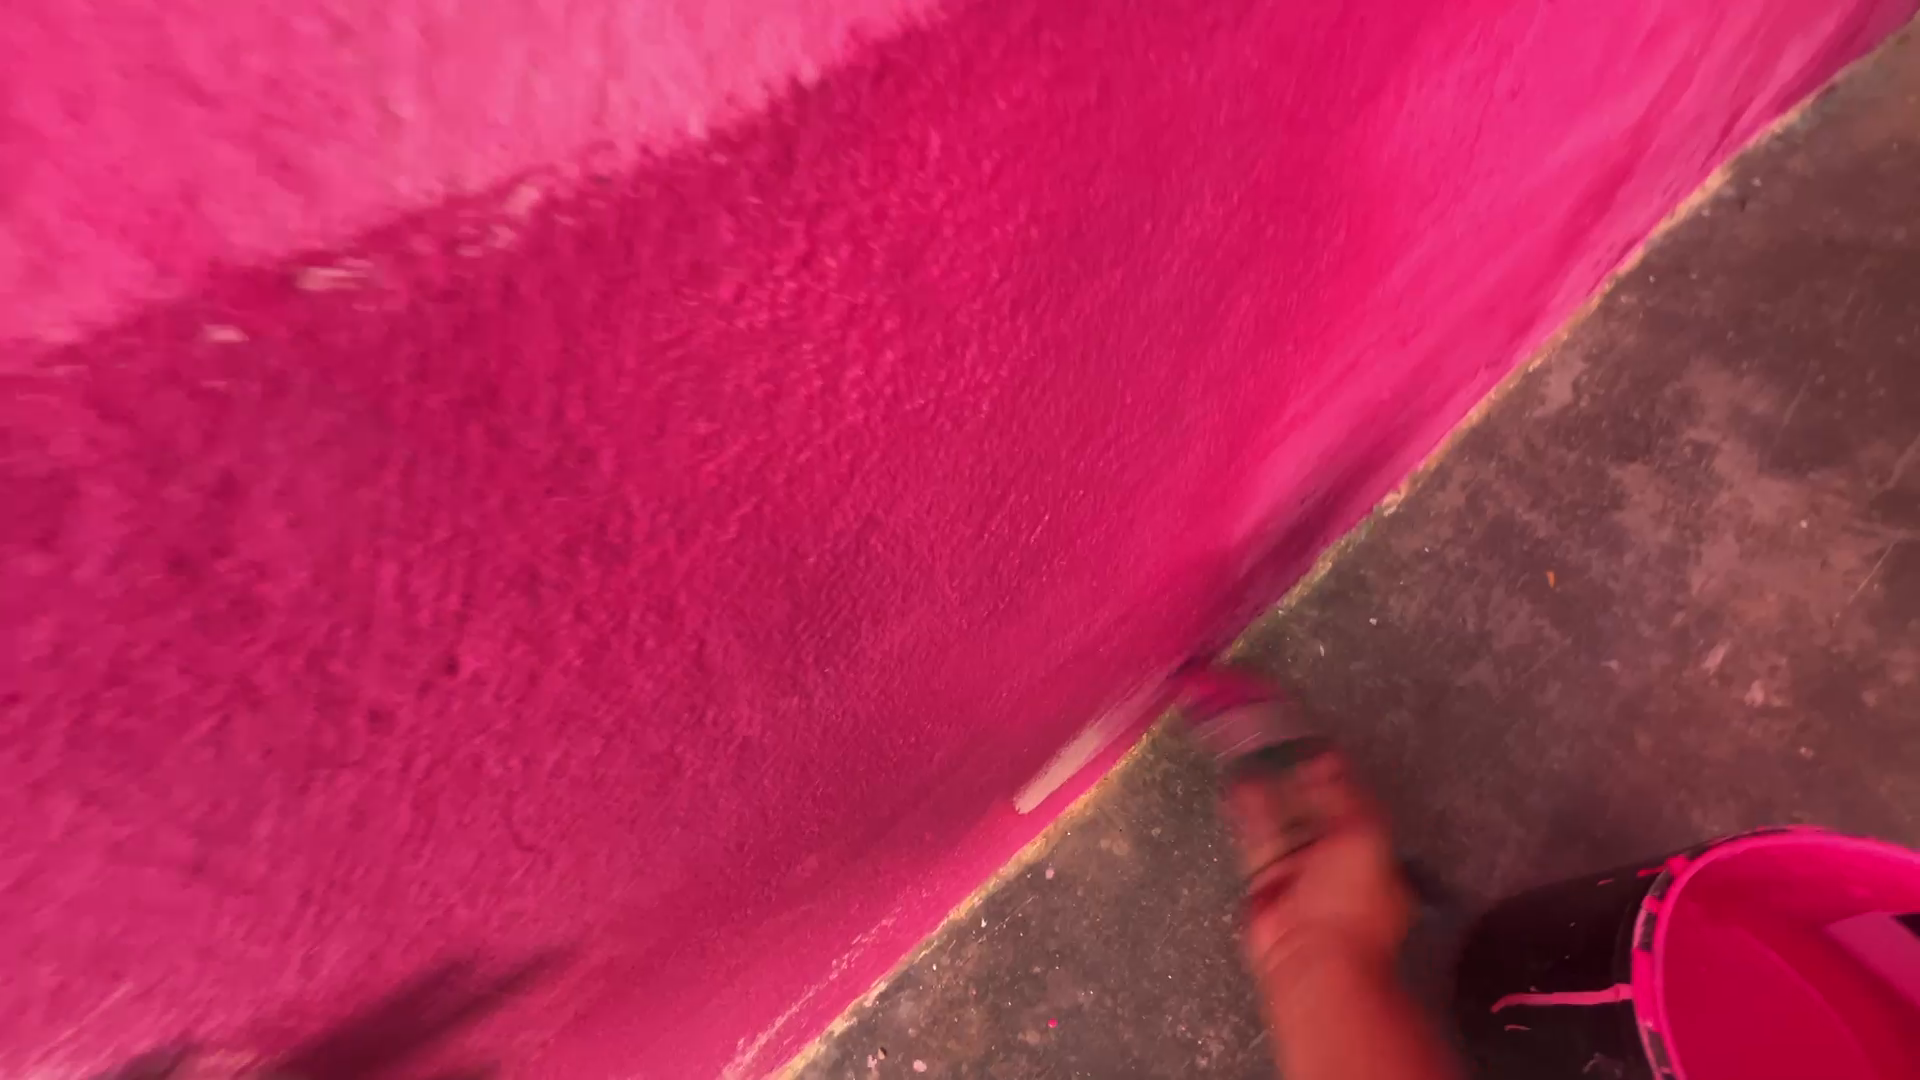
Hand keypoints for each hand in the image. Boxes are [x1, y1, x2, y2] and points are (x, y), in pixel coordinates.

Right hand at [1220, 746, 1412, 977]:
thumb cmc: (1349, 901)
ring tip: (1251, 760)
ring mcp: (1296, 870)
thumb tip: (1329, 758)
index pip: (1351, 805)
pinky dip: (1244, 812)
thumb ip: (1345, 796)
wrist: (1310, 953)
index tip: (1314, 750)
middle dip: (1294, 782)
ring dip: (1265, 793)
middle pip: (1311, 811)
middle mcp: (1332, 861)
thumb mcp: (1363, 836)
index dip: (1334, 778)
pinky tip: (1236, 787)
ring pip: (1280, 821)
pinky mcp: (1263, 877)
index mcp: (1368, 853)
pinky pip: (1253, 838)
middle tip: (1276, 750)